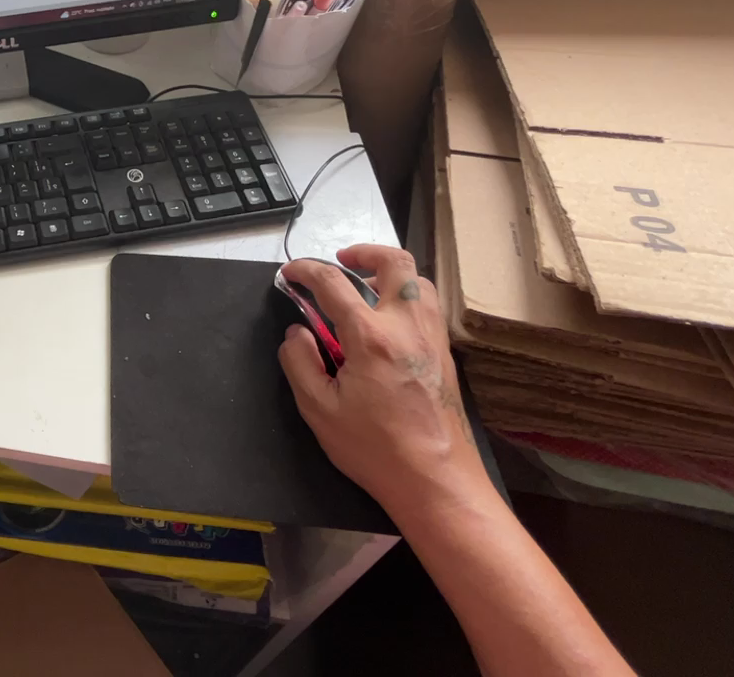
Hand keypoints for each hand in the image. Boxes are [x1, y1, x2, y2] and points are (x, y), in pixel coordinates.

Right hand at [276, 244, 487, 517]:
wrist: (437, 482)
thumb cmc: (373, 448)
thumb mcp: (317, 408)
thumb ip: (300, 362)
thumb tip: (298, 333)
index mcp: (371, 338)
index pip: (333, 283)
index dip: (305, 271)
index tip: (289, 275)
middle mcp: (407, 327)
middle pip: (395, 262)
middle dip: (363, 252)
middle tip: (339, 263)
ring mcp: (432, 339)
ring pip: (419, 280)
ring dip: (388, 273)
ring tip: (363, 289)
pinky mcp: (445, 355)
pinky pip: (427, 306)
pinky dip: (404, 296)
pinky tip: (383, 321)